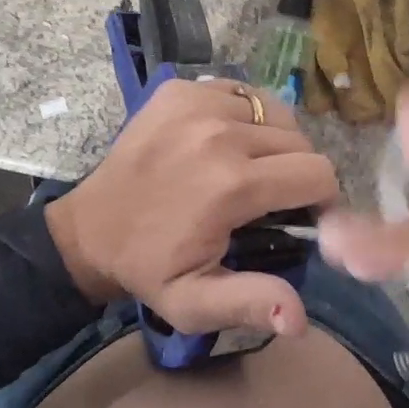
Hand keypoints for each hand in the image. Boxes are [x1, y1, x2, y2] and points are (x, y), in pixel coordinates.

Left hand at [48, 78, 337, 337]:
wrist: (89, 229)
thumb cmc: (148, 267)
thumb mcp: (194, 303)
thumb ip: (251, 304)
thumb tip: (299, 318)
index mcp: (232, 184)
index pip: (318, 173)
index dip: (319, 199)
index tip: (300, 215)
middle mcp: (220, 133)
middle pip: (300, 142)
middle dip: (296, 171)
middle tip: (269, 197)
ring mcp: (197, 103)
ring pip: (276, 112)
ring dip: (273, 140)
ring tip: (249, 166)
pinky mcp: (180, 89)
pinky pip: (241, 92)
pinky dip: (245, 114)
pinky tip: (224, 139)